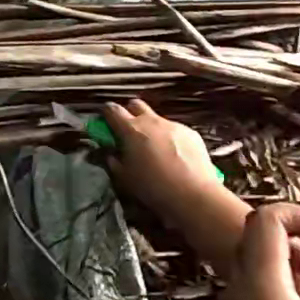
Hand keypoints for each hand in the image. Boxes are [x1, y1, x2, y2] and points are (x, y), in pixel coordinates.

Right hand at [102, 100, 223, 223]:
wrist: (194, 195)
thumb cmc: (153, 187)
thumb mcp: (124, 178)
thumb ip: (113, 161)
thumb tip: (109, 152)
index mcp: (131, 130)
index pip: (112, 109)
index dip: (106, 113)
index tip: (104, 121)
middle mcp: (152, 121)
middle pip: (135, 104)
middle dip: (129, 113)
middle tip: (128, 132)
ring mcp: (173, 125)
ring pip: (157, 119)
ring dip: (151, 129)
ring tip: (155, 151)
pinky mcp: (191, 133)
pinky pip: (174, 130)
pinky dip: (169, 139)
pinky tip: (174, 157)